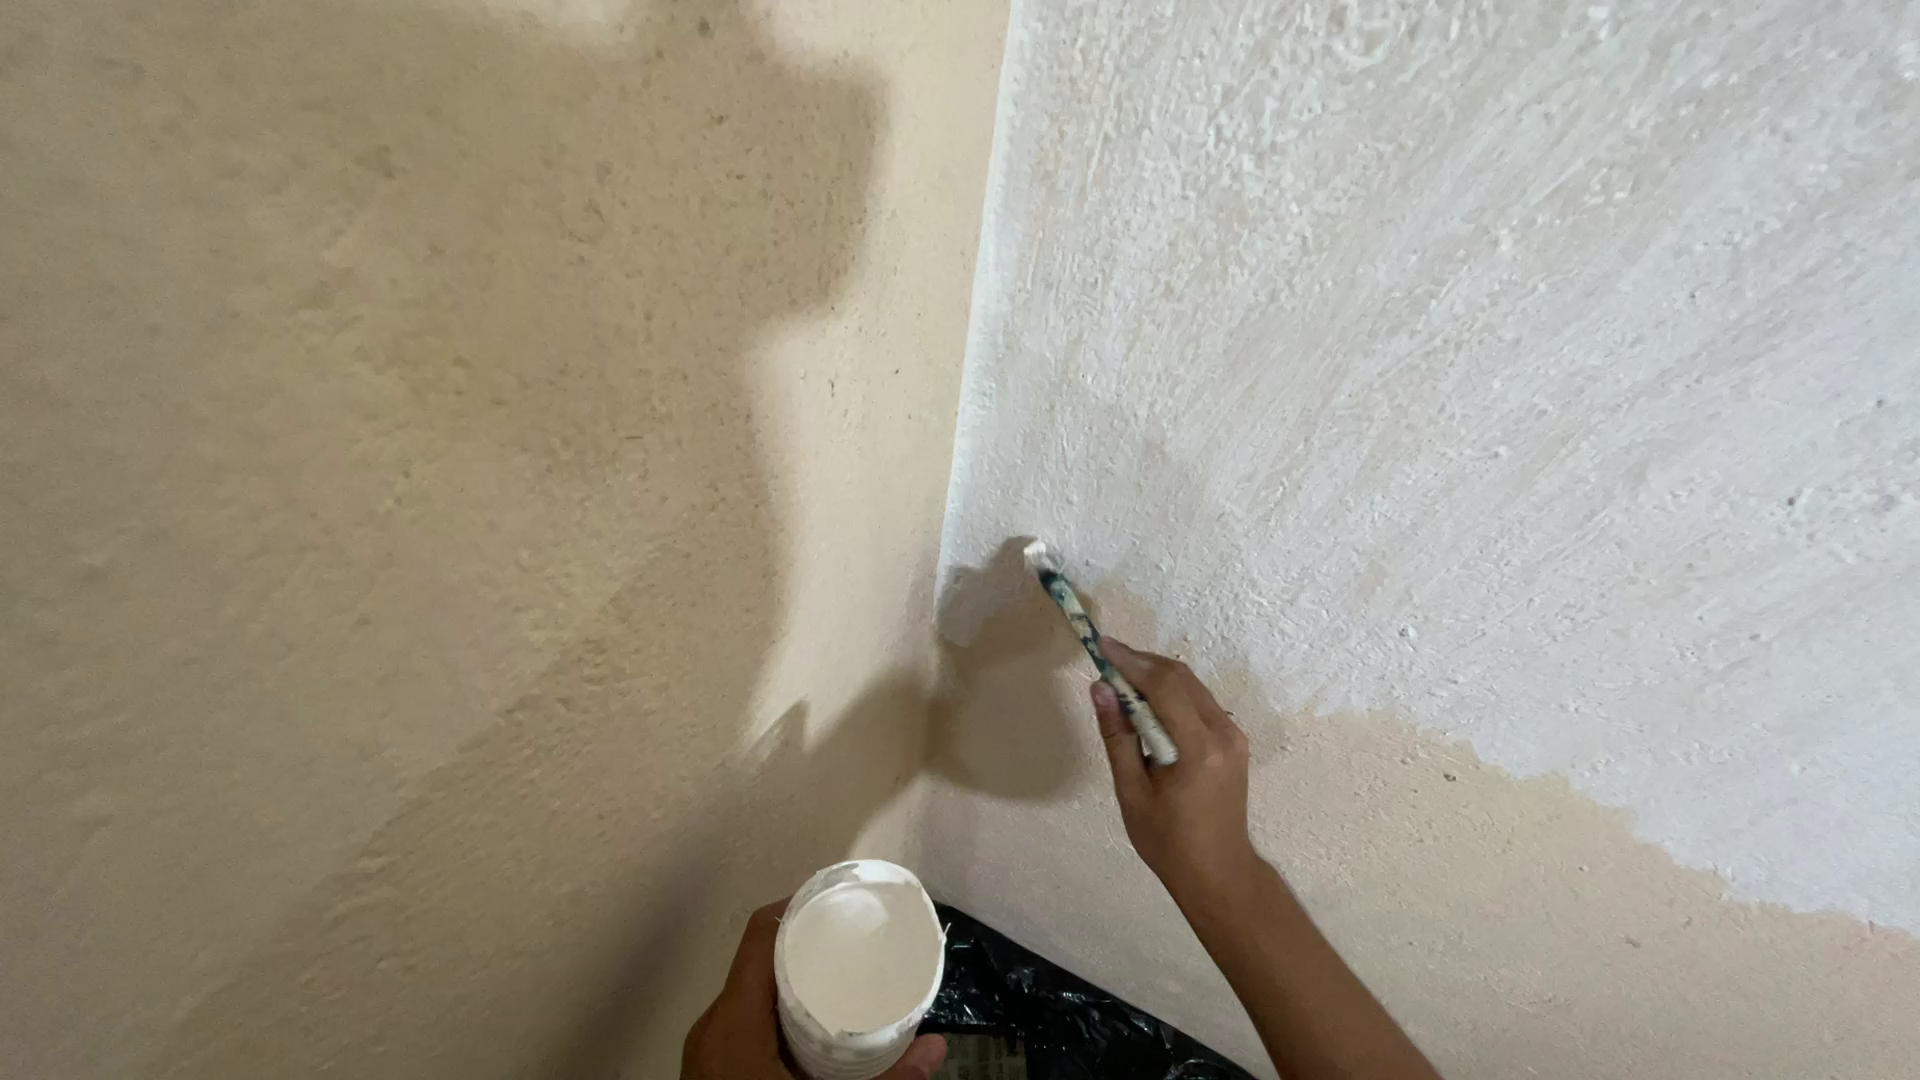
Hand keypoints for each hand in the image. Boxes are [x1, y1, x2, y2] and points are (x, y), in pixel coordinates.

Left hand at [681, 900, 948, 1079]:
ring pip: (751, 991)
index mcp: (732, 1020)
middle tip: (854, 938)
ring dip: (791, 977)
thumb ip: (885, 1079)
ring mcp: (707, 1049)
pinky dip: (777, 1007)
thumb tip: (938, 1047)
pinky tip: (808, 1020)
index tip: (841, 900)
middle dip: (807, 944)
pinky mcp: (712, 1068)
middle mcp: (713, 1024)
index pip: (761, 933)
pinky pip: (744, 1018)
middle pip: (759, 959)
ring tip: (837, 973)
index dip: (799, 904)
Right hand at [1090, 640, 1258, 897]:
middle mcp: (1224, 734)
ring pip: (1191, 685)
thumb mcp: (1131, 792)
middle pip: (1180, 677)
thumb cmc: (1168, 841)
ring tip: (1120, 677)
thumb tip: (1101, 688)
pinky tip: (1146, 700)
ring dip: (1155, 675)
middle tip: (1106, 658)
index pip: (1164, 687)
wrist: (1219, 873)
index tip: (1102, 645)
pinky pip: (1198, 700)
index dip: (1131, 662)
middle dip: (1141, 662)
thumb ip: (1117, 736)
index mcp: (1198, 750)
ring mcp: (1234, 735)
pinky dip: (1170, 691)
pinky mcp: (1233, 740)